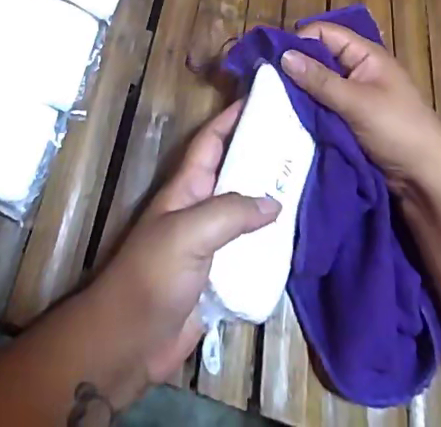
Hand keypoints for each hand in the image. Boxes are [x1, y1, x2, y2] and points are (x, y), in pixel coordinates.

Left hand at [90, 101, 280, 387]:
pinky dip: (274, 241)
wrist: (129, 343)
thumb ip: (230, 212)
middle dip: (263, 153)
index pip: (212, 141)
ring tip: (312, 182)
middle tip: (303, 139)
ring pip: (248, 211)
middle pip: (236, 172)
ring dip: (273, 198)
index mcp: (186, 188)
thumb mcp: (187, 233)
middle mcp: (201, 209)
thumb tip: (274, 201)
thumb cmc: (152, 277)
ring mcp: (211, 243)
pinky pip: (252, 249)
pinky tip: (299, 236)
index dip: (232, 117)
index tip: (263, 97)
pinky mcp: (222, 276)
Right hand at [279, 21, 440, 195]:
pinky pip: (322, 108)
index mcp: (366, 55)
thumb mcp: (357, 102)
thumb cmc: (397, 130)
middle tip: (266, 82)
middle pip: (318, 58)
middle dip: (295, 68)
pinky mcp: (349, 120)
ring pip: (317, 85)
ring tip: (272, 102)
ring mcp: (353, 96)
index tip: (274, 59)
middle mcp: (358, 70)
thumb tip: (284, 55)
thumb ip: (320, 80)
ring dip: (300, 93)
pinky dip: (308, 111)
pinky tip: (287, 118)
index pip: (325, 33)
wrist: (426, 178)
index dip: (300, 40)